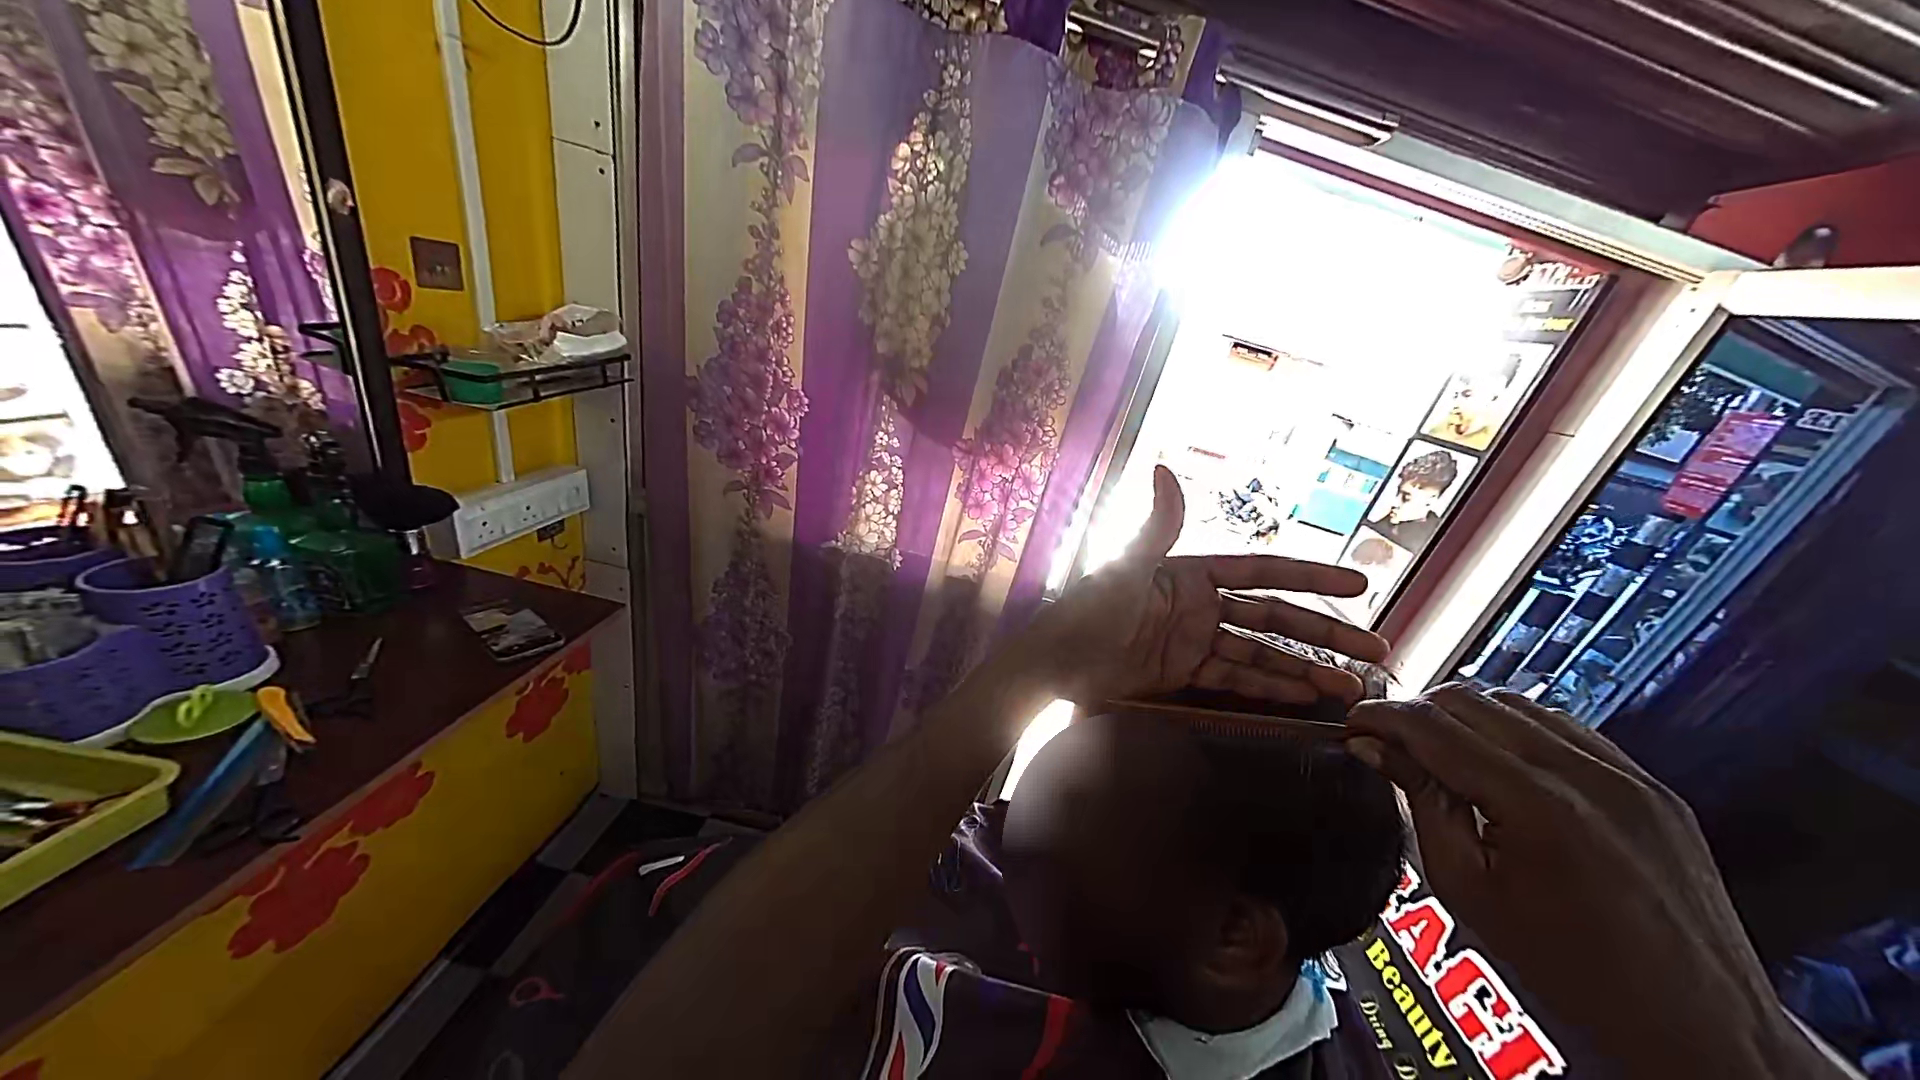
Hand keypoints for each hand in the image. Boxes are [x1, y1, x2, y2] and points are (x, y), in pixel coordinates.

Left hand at [1022, 466, 1388, 707]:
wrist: (1056, 662)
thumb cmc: (1087, 609)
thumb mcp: (1125, 569)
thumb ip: (1156, 527)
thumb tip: (1162, 469)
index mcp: (1190, 574)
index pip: (1261, 572)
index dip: (1309, 577)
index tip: (1358, 584)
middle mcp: (1198, 606)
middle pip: (1272, 618)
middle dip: (1322, 633)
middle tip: (1375, 650)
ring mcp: (1193, 641)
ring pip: (1259, 655)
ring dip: (1303, 669)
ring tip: (1351, 687)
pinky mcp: (1181, 673)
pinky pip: (1233, 681)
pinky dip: (1266, 689)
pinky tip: (1303, 698)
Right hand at [1345, 685, 1837, 1078]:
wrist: (1701, 1030)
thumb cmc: (1574, 974)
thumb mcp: (1466, 888)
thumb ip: (1420, 803)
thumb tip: (1373, 750)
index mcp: (1540, 808)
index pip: (1432, 727)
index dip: (1381, 716)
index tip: (1355, 724)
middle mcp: (1589, 777)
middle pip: (1470, 700)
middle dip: (1416, 711)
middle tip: (1387, 738)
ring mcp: (1628, 776)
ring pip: (1514, 702)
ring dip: (1462, 715)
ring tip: (1434, 748)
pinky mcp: (1650, 785)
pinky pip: (1562, 726)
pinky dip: (1511, 727)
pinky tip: (1491, 757)